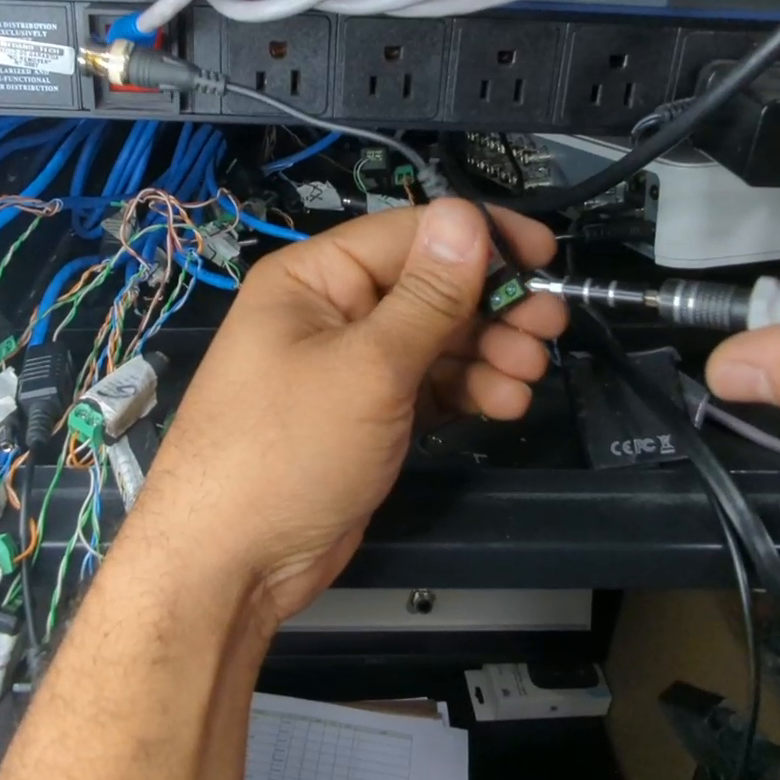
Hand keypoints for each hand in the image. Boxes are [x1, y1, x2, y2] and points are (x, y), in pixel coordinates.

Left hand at [132, 199, 565, 624]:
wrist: (230, 566)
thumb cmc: (289, 449)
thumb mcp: (367, 368)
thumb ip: (427, 296)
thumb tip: (465, 213)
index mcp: (315, 277)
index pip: (409, 234)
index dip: (479, 238)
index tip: (544, 254)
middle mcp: (332, 311)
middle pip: (429, 288)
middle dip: (491, 304)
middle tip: (550, 323)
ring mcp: (351, 366)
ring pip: (435, 340)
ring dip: (488, 352)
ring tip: (529, 374)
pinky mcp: (368, 414)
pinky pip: (428, 385)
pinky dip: (467, 389)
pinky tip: (505, 402)